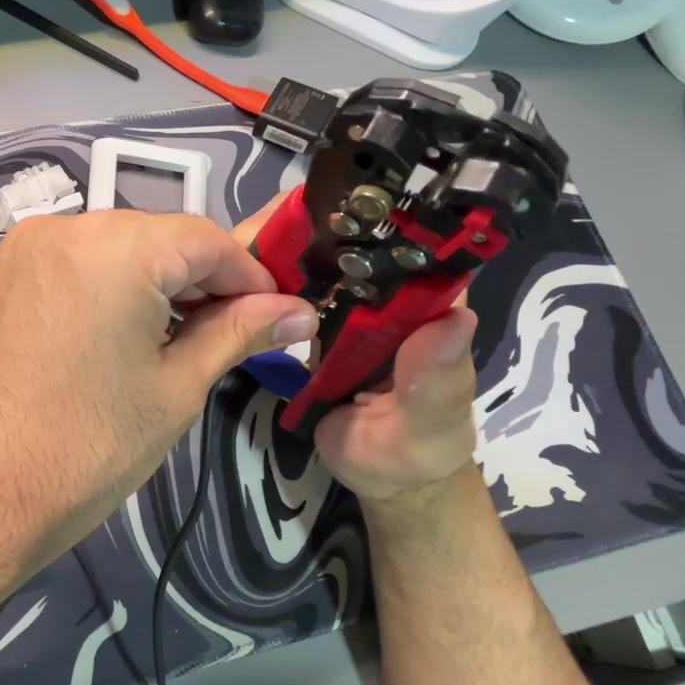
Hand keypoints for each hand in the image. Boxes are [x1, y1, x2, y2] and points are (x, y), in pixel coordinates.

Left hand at [0, 211, 318, 620]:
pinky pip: (75, 261)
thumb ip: (238, 333)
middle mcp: (65, 226)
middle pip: (158, 237)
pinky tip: (126, 330)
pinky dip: (108, 284)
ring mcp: (25, 245)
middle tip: (235, 332)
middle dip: (202, 278)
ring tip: (182, 339)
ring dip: (155, 282)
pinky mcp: (2, 271)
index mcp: (114, 246)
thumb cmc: (86, 447)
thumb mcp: (175, 388)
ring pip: (115, 246)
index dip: (250, 276)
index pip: (206, 238)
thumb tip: (298, 312)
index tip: (278, 316)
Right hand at [231, 192, 481, 508]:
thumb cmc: (415, 454)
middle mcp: (385, 298)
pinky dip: (259, 286)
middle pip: (345, 246)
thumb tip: (457, 317)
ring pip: (310, 266)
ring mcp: (345, 310)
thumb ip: (437, 380)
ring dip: (274, 253)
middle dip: (303, 229)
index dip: (370, 218)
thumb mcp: (430, 424)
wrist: (379, 479)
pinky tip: (228, 278)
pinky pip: (286, 297)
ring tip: (229, 247)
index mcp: (424, 308)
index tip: (321, 204)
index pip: (403, 245)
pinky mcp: (311, 326)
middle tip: (253, 228)